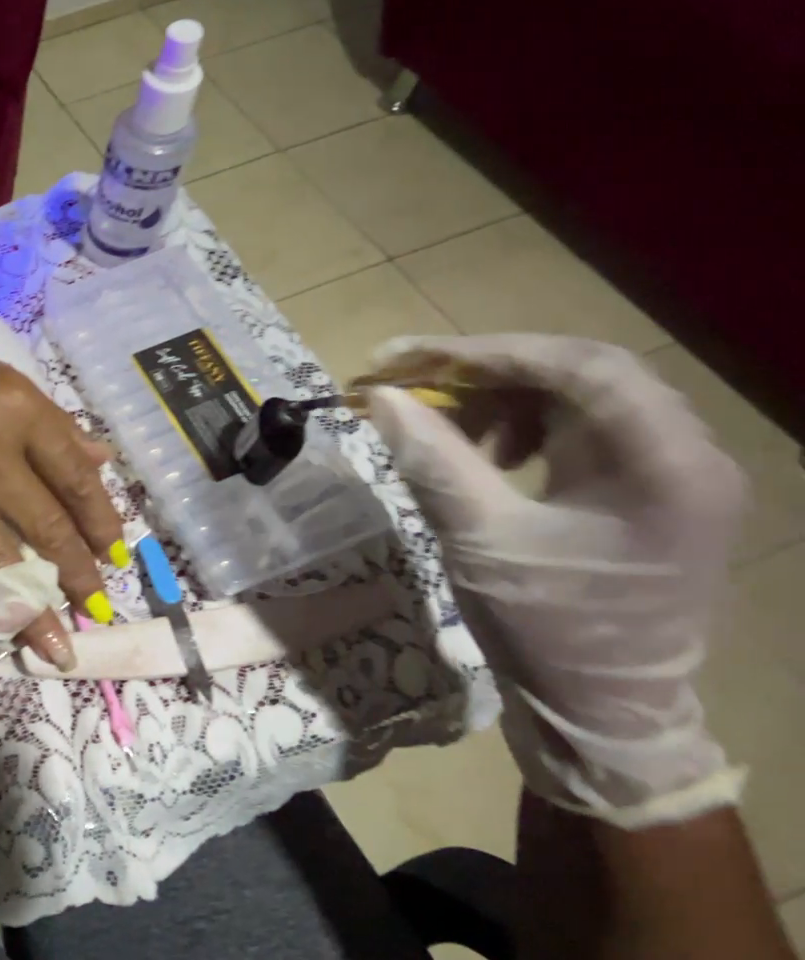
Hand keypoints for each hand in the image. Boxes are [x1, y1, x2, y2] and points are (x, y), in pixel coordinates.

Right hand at [0, 309, 123, 671]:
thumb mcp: (3, 377)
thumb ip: (52, 422)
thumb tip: (100, 460)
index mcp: (19, 409)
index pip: (75, 478)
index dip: (102, 523)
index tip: (115, 558)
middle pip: (44, 524)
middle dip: (77, 576)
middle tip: (97, 613)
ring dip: (27, 609)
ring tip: (55, 648)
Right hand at [362, 334, 748, 828]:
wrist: (604, 711)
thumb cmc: (548, 631)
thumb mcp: (479, 542)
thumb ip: (432, 460)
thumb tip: (380, 397)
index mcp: (666, 466)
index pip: (579, 368)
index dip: (485, 353)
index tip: (403, 360)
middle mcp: (684, 453)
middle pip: (581, 372)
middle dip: (484, 369)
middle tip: (405, 377)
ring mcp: (670, 469)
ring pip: (576, 395)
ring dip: (498, 398)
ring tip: (440, 426)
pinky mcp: (644, 486)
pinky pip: (578, 427)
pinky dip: (518, 426)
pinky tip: (484, 454)